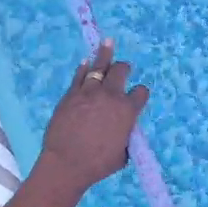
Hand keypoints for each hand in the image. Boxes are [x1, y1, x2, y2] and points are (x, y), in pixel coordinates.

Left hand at [36, 39, 148, 191]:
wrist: (66, 163)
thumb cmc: (98, 164)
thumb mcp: (123, 154)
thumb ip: (126, 136)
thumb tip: (123, 131)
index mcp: (128, 110)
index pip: (141, 93)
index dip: (141, 93)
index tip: (139, 95)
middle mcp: (110, 96)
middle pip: (121, 72)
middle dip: (124, 68)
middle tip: (124, 67)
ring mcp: (89, 92)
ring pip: (99, 66)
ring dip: (105, 54)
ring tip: (108, 42)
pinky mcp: (70, 95)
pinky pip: (79, 76)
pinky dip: (84, 67)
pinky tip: (86, 61)